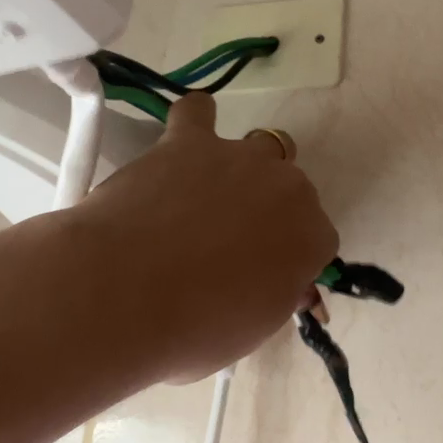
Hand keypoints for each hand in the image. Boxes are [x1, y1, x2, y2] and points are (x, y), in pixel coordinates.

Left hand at [77, 93, 337, 382]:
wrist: (124, 294)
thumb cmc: (192, 330)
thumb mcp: (250, 330)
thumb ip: (273, 294)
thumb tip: (274, 279)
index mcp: (311, 236)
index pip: (318, 239)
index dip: (290, 258)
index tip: (263, 277)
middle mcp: (286, 186)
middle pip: (291, 189)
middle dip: (268, 211)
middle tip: (230, 244)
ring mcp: (238, 156)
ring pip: (259, 147)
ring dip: (242, 169)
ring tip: (206, 199)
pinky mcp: (189, 140)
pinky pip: (199, 112)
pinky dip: (196, 122)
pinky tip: (182, 141)